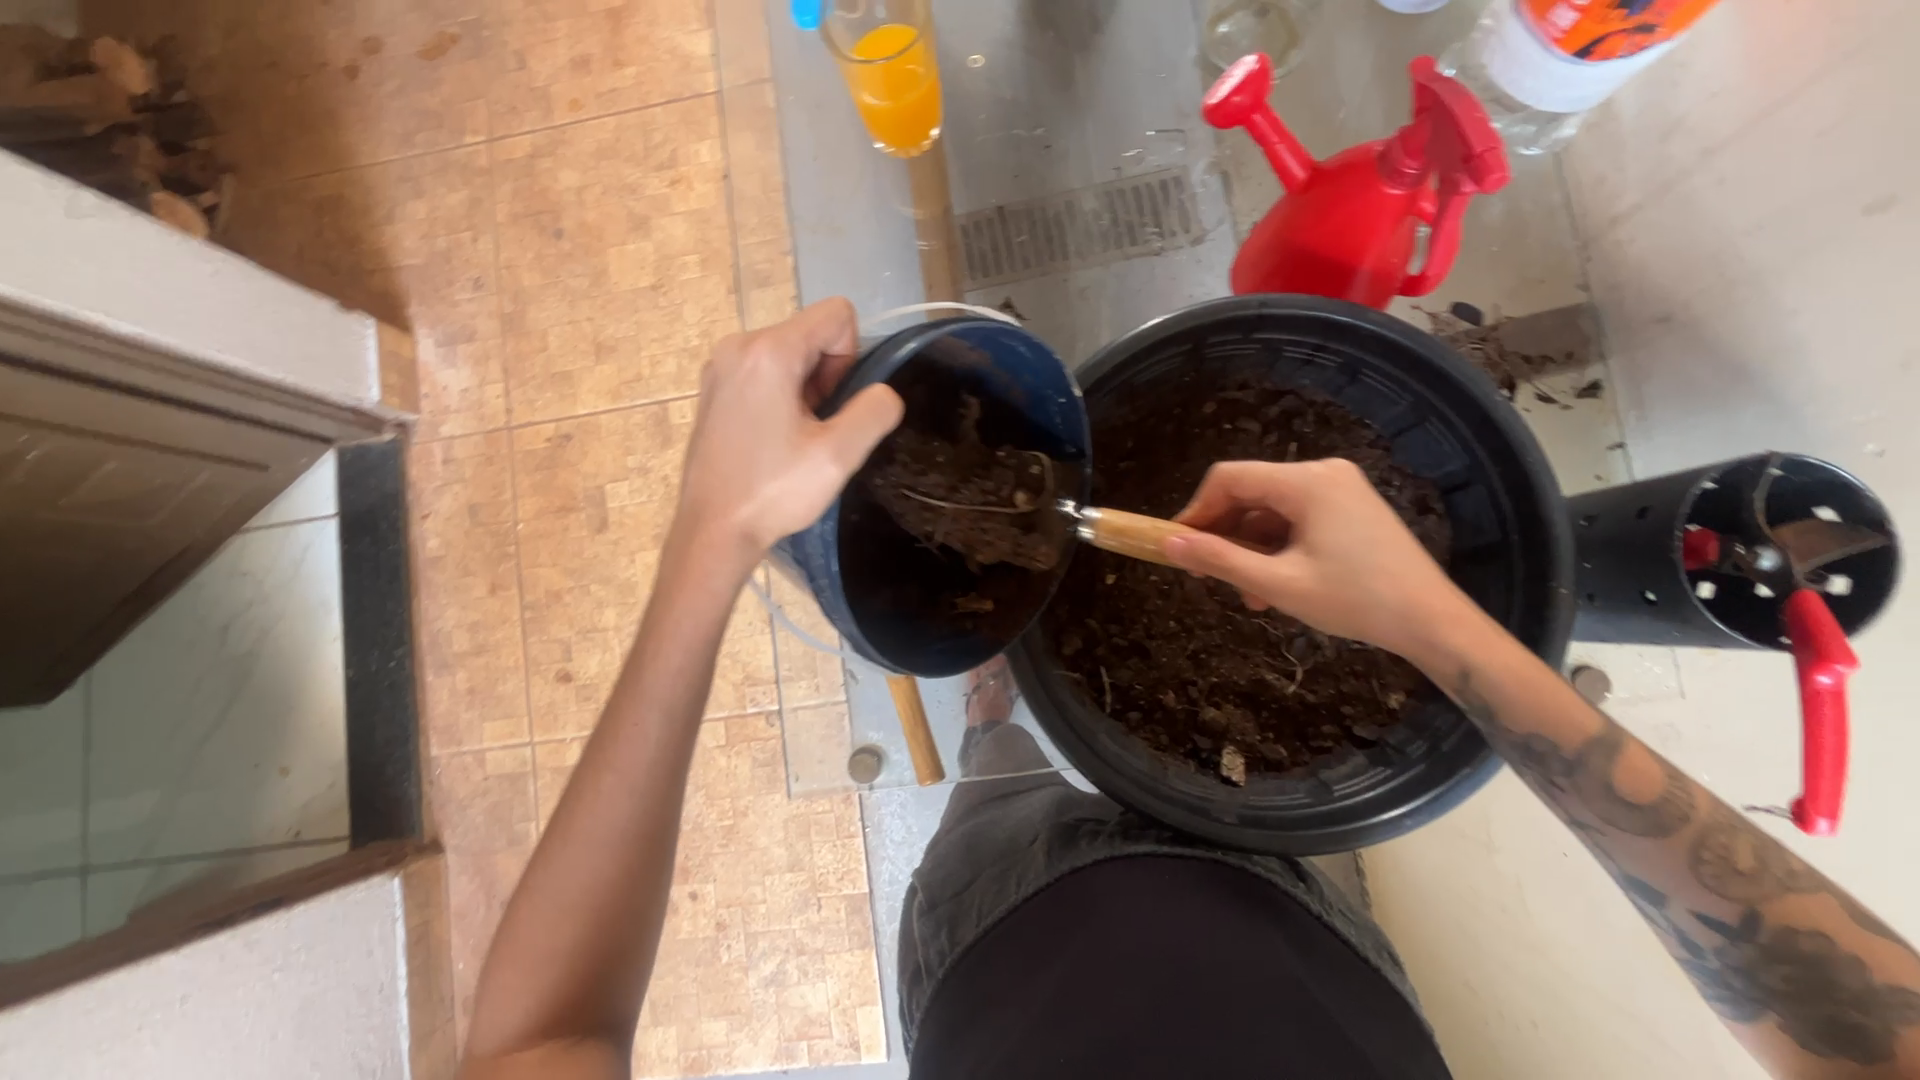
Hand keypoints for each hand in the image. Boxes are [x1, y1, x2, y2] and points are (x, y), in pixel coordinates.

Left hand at [674, 298, 903, 563]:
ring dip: (805, 389)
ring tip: (793, 438)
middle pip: (811, 333)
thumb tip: (884, 394)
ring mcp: (720, 366)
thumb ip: (874, 412)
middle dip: (827, 376)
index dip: (850, 358)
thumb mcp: (839, 455)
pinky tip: (773, 439)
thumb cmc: (773, 492)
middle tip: (813, 430)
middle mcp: (738, 345)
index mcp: (768, 351)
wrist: (712, 531)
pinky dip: (780, 396)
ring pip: (790, 354)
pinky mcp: (714, 388)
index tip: (831, 406)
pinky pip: (765, 371)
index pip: (836, 315)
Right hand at [1164, 459, 1475, 664]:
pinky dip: (1277, 549)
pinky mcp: (1352, 510)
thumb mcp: (1277, 583)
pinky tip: (1275, 587)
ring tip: (1249, 596)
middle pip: (1250, 493)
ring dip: (1250, 549)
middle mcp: (1324, 474)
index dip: (1197, 511)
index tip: (1178, 547)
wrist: (1433, 621)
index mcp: (1307, 481)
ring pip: (1272, 511)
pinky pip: (1297, 520)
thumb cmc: (1354, 600)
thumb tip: (1167, 543)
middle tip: (1208, 576)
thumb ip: (1218, 559)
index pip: (1229, 479)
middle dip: (1225, 535)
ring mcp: (1341, 490)